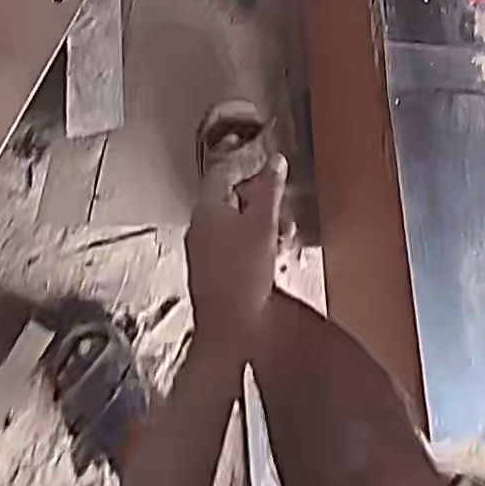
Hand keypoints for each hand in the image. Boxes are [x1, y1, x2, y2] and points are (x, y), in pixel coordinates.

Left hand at [185, 153, 285, 357]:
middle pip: (232, 198)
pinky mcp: (213, 272)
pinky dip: (255, 244)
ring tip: (284, 237)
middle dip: (261, 200)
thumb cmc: (243, 276)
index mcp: (207, 208)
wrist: (229, 332)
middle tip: (282, 208)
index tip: (258, 153)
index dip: (243, 160)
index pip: (223, 172)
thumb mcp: (263, 224)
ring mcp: (204, 250)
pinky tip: (273, 257)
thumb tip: (276, 161)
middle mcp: (200, 226)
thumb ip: (270, 189)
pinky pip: (235, 246)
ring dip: (262, 225)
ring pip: (236, 223)